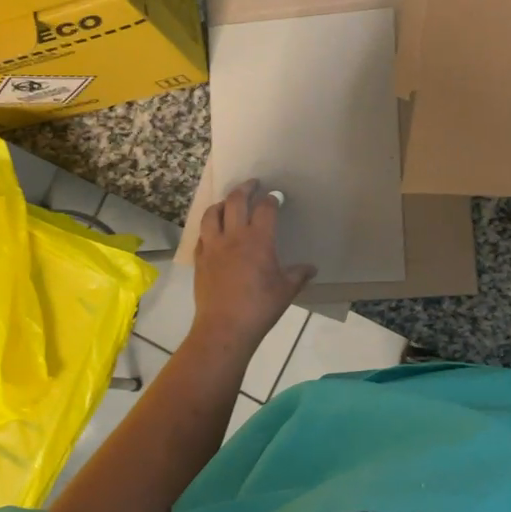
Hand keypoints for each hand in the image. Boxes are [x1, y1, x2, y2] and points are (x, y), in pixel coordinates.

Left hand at [190, 179, 315, 351]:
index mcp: (258, 240)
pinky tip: (212, 232)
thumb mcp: (286, 290)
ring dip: (221, 203)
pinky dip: (208, 228)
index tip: (275, 197)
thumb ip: (298, 275)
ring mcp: (212, 247)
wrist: (225, 326)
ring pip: (212, 214)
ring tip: (227, 202)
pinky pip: (201, 236)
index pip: (265, 209)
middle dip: (245, 188)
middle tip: (252, 184)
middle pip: (235, 201)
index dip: (271, 200)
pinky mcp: (199, 259)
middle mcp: (233, 236)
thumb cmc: (260, 307)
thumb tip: (311, 269)